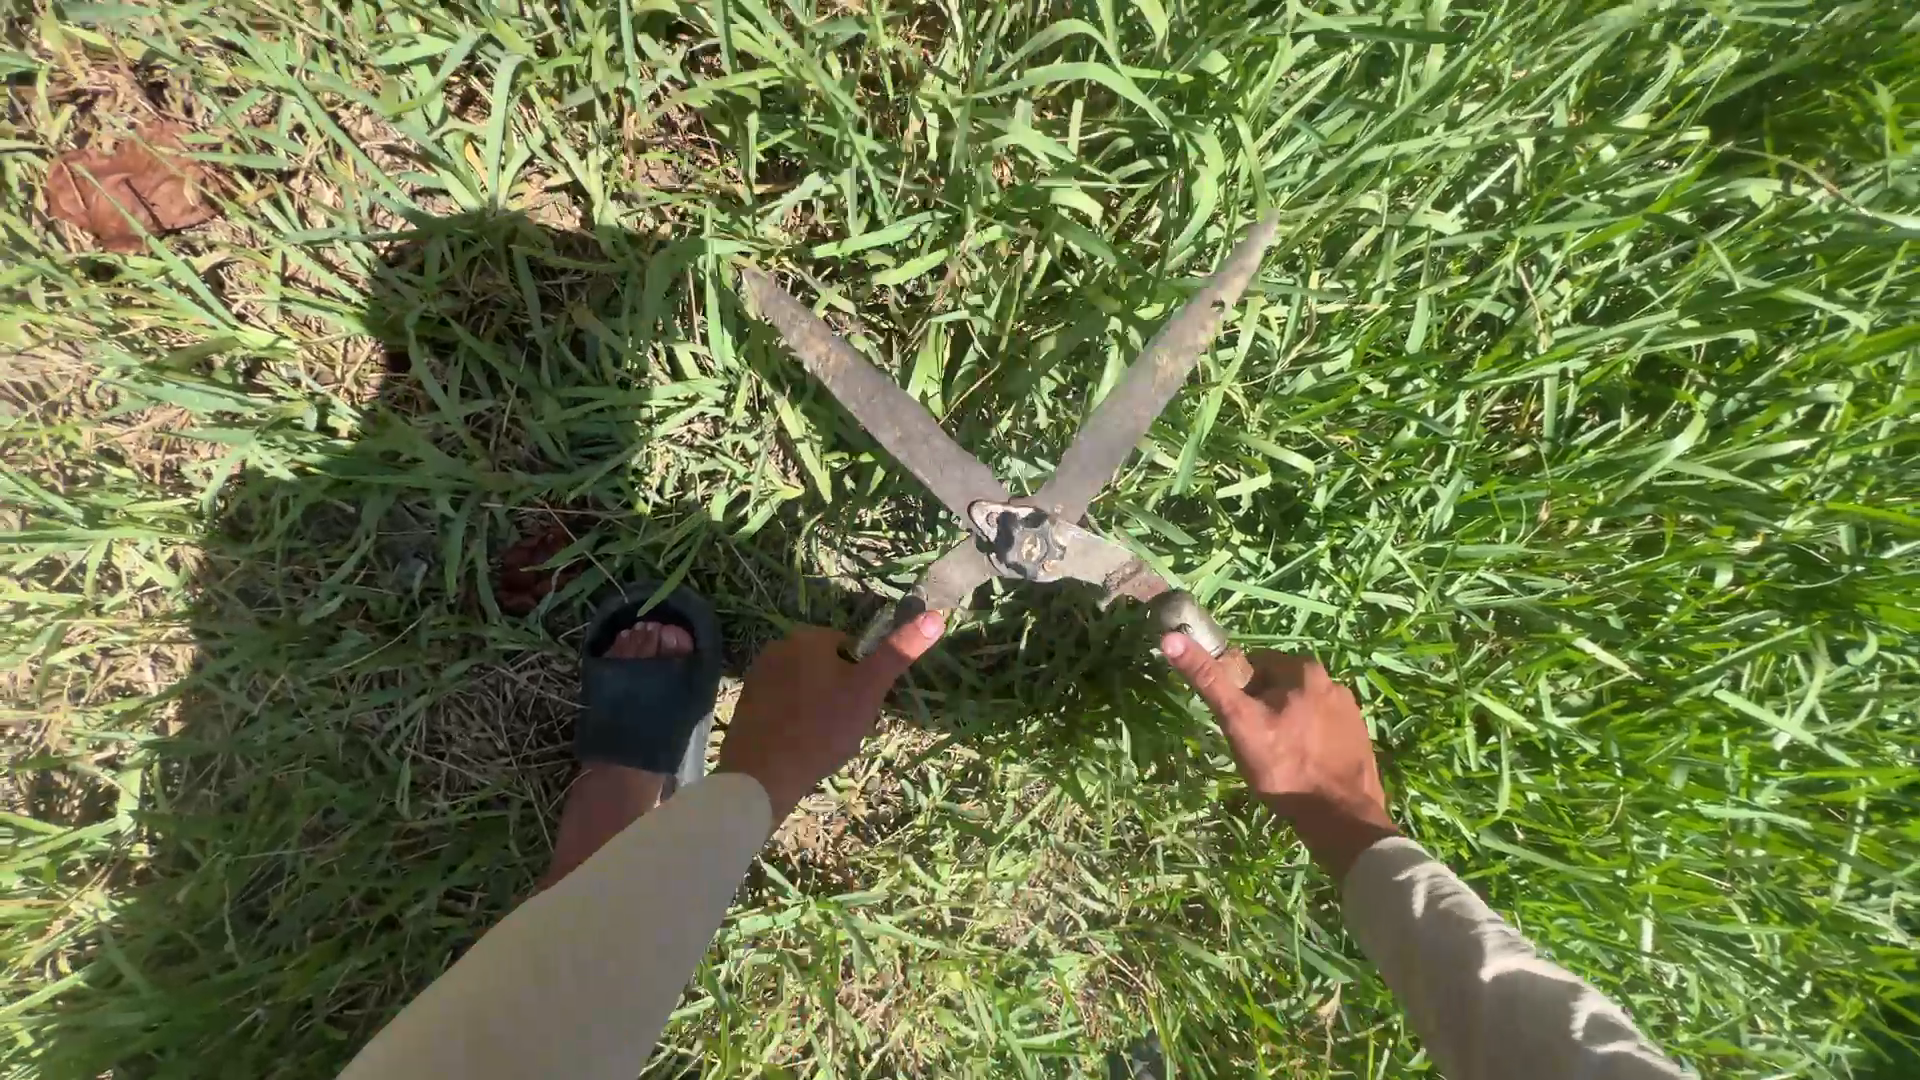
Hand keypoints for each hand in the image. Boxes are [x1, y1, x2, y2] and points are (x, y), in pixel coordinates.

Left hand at [718, 611, 944, 819]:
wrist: (763, 775)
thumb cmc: (823, 727)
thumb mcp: (869, 688)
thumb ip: (900, 651)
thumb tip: (937, 616)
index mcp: (808, 637)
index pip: (850, 649)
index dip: (861, 678)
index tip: (861, 706)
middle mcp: (779, 647)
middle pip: (826, 667)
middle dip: (840, 693)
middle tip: (845, 727)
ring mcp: (758, 676)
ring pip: (806, 687)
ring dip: (819, 707)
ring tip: (825, 740)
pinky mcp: (746, 703)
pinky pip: (783, 705)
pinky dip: (795, 720)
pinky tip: (801, 745)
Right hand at [1163, 635, 1397, 877]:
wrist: (1340, 819)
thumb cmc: (1283, 766)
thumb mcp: (1237, 720)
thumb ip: (1207, 678)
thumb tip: (1170, 638)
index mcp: (1303, 669)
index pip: (1253, 666)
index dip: (1239, 694)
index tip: (1239, 722)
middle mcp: (1331, 680)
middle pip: (1276, 685)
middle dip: (1261, 708)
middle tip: (1254, 742)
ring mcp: (1349, 708)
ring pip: (1298, 706)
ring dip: (1285, 723)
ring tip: (1277, 758)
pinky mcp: (1359, 734)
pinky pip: (1320, 726)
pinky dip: (1307, 739)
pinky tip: (1301, 765)